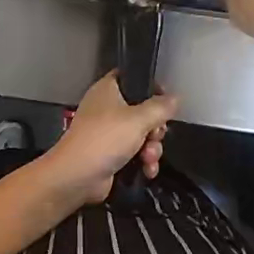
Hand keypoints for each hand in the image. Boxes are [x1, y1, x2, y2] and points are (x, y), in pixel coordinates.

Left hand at [39, 72, 177, 204]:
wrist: (77, 176)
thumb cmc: (105, 139)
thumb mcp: (138, 119)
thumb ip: (161, 107)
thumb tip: (176, 98)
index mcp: (108, 89)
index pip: (133, 78)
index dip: (152, 87)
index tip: (166, 101)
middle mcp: (107, 107)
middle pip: (143, 110)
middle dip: (155, 127)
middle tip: (155, 135)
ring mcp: (108, 132)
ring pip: (142, 134)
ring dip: (152, 148)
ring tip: (149, 158)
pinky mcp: (110, 153)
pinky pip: (135, 152)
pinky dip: (143, 161)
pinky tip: (147, 170)